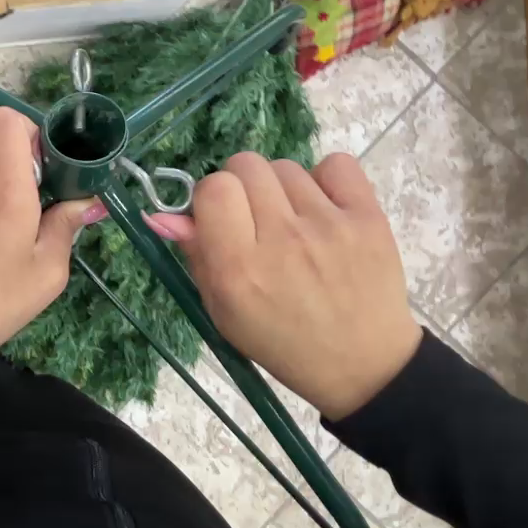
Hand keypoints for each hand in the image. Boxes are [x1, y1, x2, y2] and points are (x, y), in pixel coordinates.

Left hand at [0, 107, 107, 363]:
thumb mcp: (48, 271)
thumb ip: (66, 226)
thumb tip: (86, 202)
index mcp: (5, 192)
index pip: (5, 122)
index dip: (29, 130)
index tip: (46, 164)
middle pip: (3, 159)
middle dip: (24, 182)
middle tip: (36, 222)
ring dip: (1, 202)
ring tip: (6, 247)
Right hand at [146, 152, 419, 420]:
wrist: (361, 362)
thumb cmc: (278, 338)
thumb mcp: (221, 308)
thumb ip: (194, 254)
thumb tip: (159, 213)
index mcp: (239, 268)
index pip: (213, 188)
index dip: (210, 197)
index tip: (219, 218)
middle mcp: (282, 240)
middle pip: (246, 166)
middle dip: (240, 186)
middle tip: (252, 218)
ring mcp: (329, 226)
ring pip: (286, 166)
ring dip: (279, 187)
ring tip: (290, 220)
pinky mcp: (369, 218)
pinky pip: (337, 164)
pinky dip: (325, 179)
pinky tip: (323, 207)